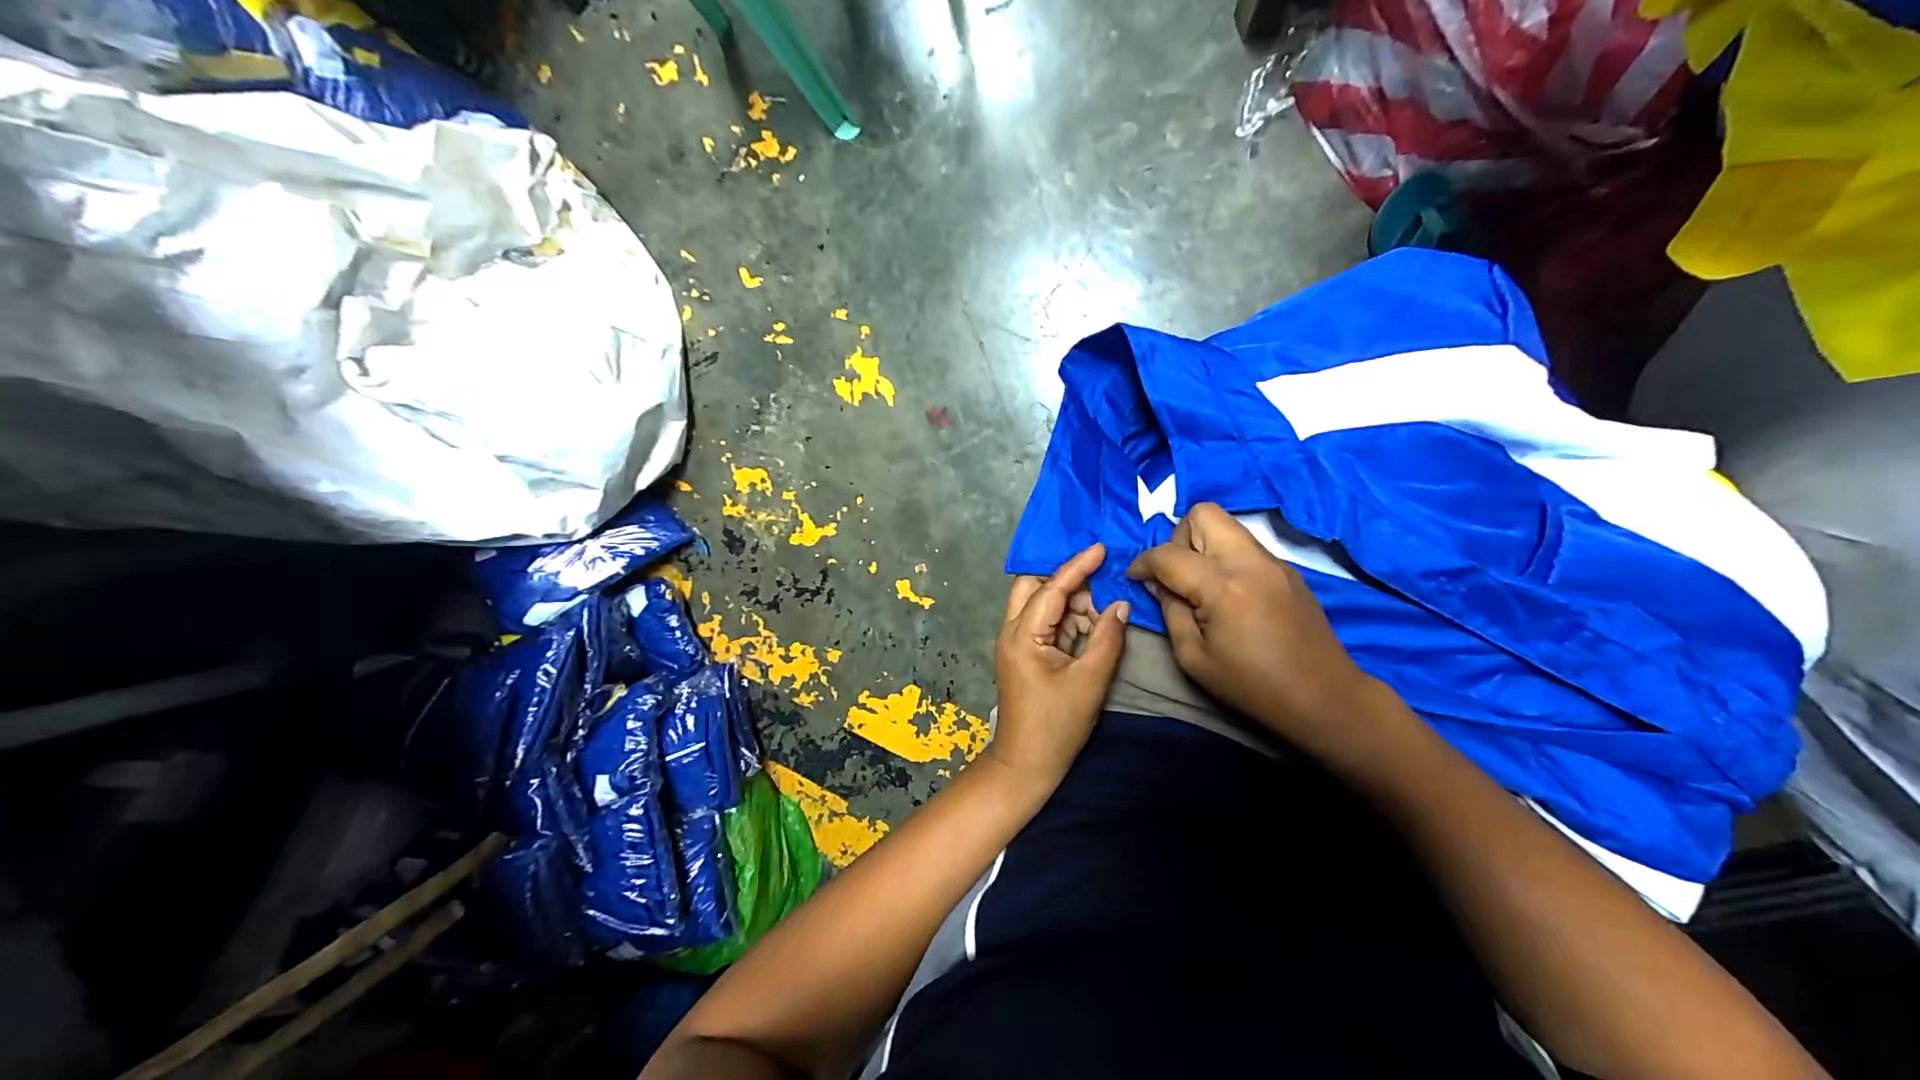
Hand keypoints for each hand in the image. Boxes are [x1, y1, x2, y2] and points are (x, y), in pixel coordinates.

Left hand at [987, 543, 1129, 788]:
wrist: (1026, 764)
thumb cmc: (1057, 725)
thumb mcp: (1090, 680)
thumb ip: (1107, 638)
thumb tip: (1121, 604)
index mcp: (1022, 634)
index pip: (1051, 588)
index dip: (1078, 566)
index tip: (1102, 547)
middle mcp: (1011, 631)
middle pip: (1034, 587)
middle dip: (1067, 581)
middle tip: (1102, 583)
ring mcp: (1014, 643)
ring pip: (1039, 604)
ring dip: (1069, 602)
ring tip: (1102, 612)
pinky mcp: (1023, 654)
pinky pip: (1043, 623)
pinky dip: (1066, 620)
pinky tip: (1091, 625)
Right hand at [1126, 504, 1381, 754]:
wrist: (1323, 696)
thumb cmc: (1252, 685)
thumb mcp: (1193, 657)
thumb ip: (1171, 611)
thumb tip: (1158, 584)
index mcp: (1222, 587)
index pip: (1168, 554)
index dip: (1143, 564)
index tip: (1135, 578)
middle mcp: (1249, 561)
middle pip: (1202, 514)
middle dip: (1178, 538)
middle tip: (1176, 574)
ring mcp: (1273, 561)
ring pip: (1226, 524)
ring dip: (1204, 544)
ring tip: (1200, 583)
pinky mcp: (1288, 569)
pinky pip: (1245, 544)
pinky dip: (1226, 556)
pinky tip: (1229, 592)